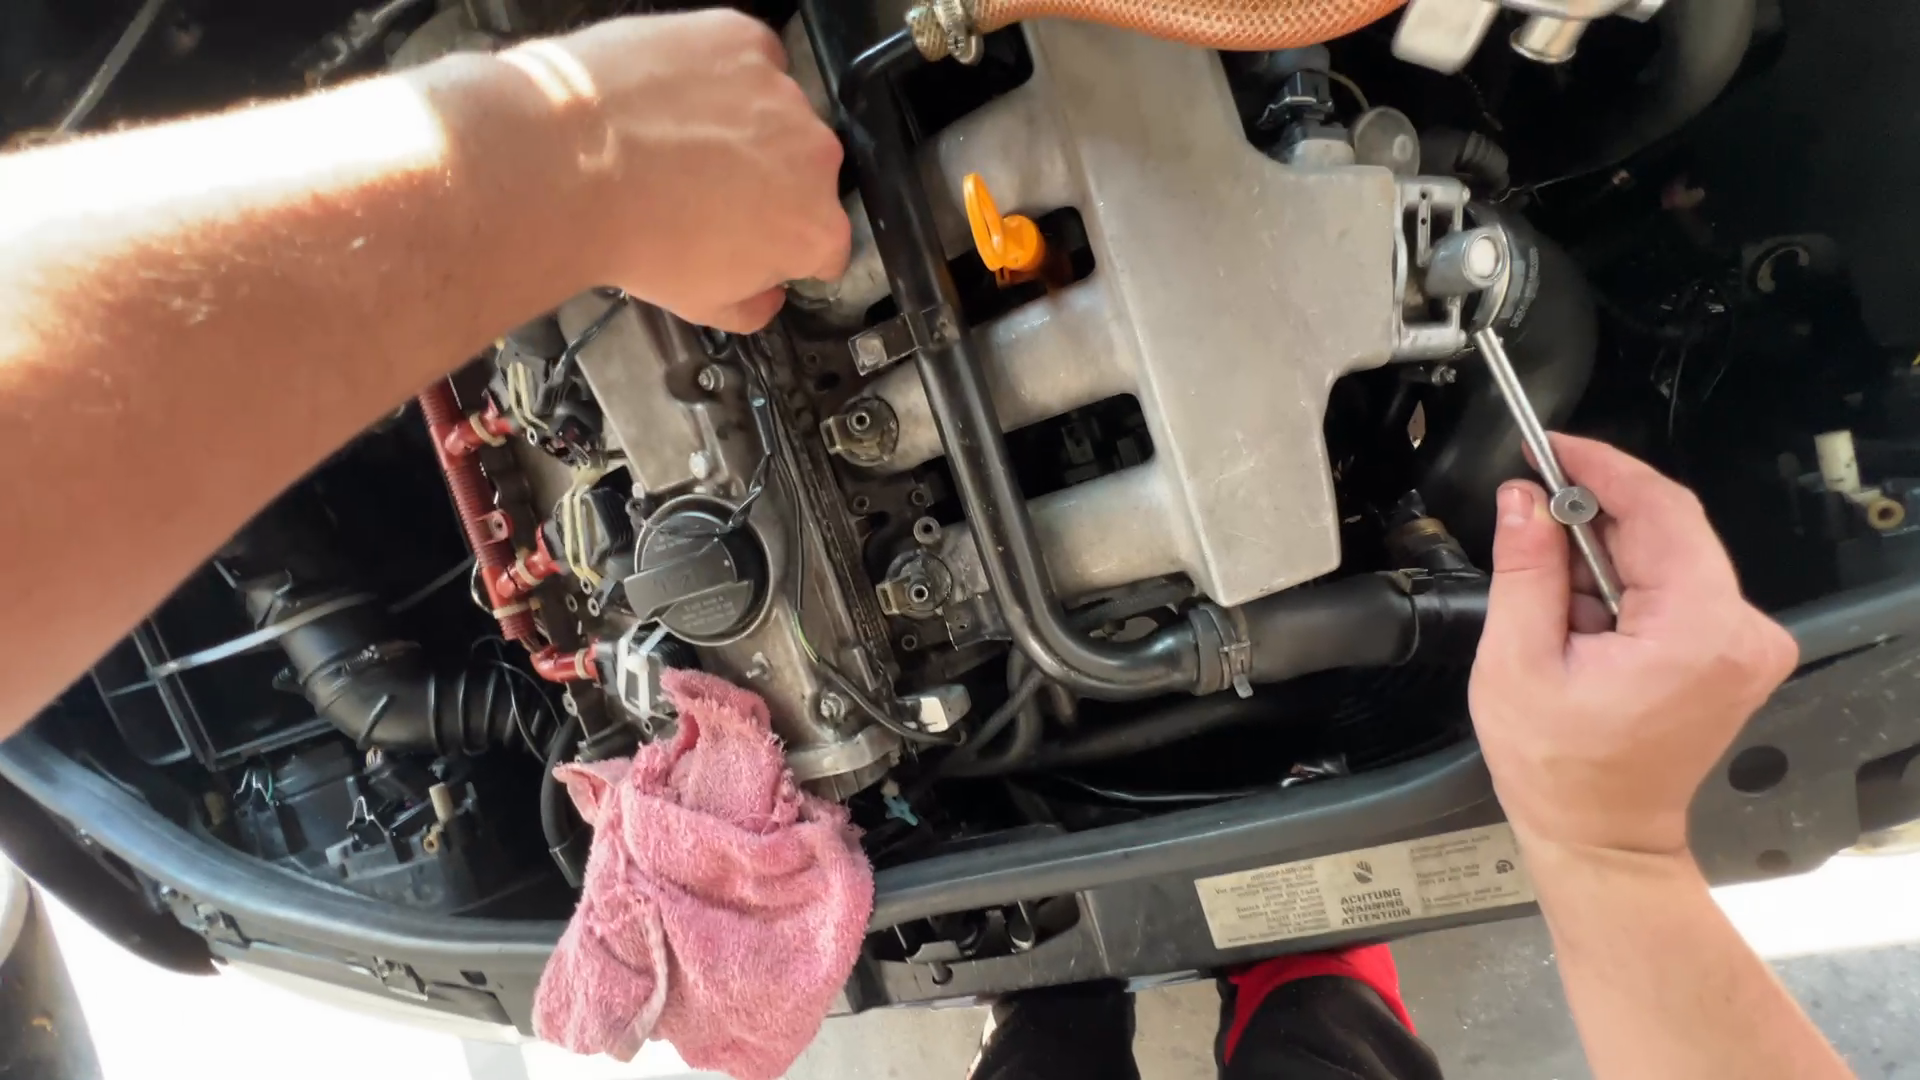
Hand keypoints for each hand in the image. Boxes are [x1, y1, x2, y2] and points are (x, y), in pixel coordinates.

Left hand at [501, 11, 849, 331]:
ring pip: (782, 119)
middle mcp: (815, 157)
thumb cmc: (640, 239)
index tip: (767, 247)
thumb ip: (759, 307)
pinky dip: (728, 78)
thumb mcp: (709, 307)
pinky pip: (752, 61)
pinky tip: (686, 101)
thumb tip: (768, 292)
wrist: (569, 165)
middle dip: (776, 188)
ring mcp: (782, 93)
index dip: (797, 253)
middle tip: (717, 197)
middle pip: (809, 177)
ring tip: (690, 145)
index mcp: (817, 229)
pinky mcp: (742, 40)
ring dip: (753, 132)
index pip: (828, 246)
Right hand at [1468, 435, 1798, 859]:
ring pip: (1660, 555)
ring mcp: (1739, 641)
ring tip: (1542, 608)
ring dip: (1591, 557)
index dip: (1600, 469)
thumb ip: (1524, 570)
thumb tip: (1522, 500)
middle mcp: (1740, 631)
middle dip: (1586, 515)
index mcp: (1696, 632)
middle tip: (1522, 514)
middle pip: (1664, 531)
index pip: (1661, 512)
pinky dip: (1609, 581)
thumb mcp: (1515, 658)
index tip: (1549, 446)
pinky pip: (1665, 583)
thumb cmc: (1555, 759)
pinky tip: (1570, 617)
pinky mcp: (1723, 647)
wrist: (1598, 824)